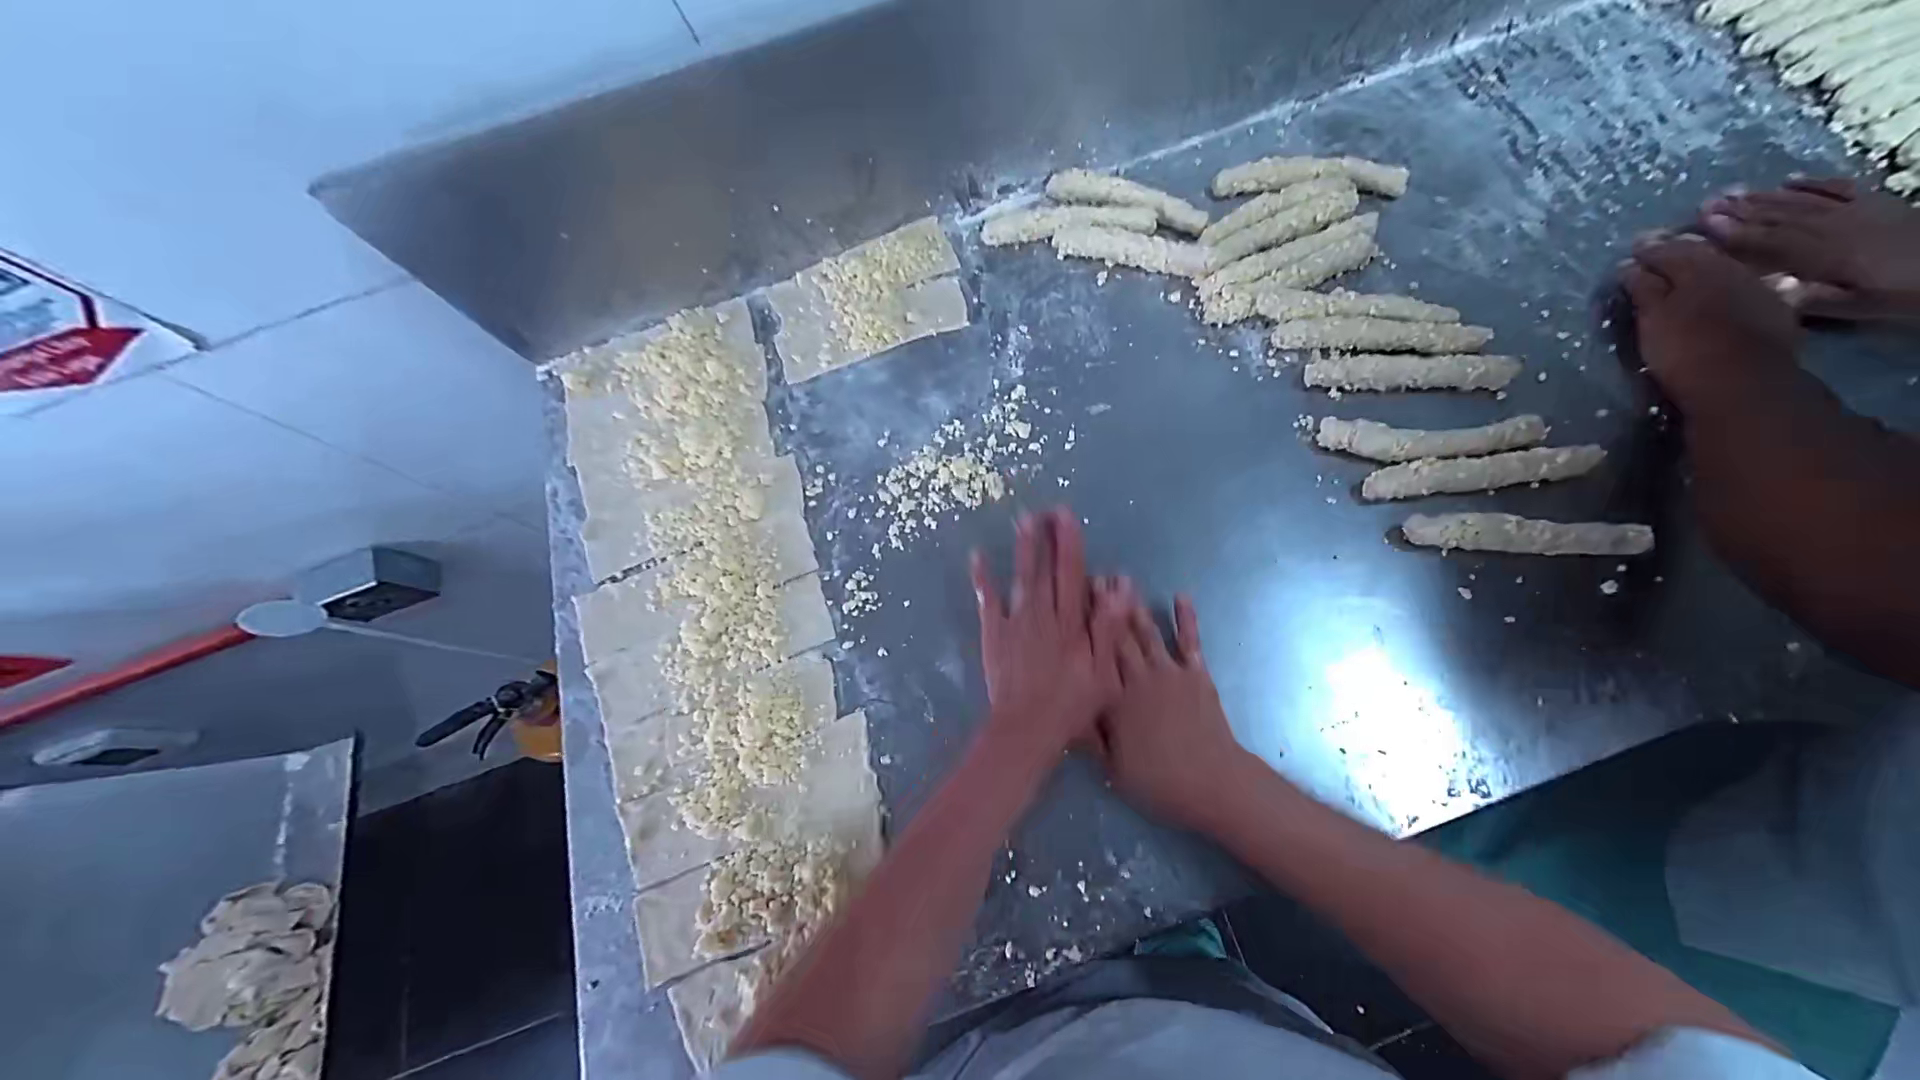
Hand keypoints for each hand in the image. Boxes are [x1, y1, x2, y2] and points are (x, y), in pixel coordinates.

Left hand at [971, 507, 1112, 760]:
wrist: (1027, 727)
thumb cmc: (1071, 704)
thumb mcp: (1103, 671)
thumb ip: (1109, 627)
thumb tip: (1121, 587)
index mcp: (1071, 622)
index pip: (1072, 574)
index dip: (1070, 544)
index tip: (1067, 517)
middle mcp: (1043, 614)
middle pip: (1046, 569)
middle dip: (1047, 537)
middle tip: (1045, 510)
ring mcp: (1016, 622)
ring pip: (1021, 578)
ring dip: (1022, 549)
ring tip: (1023, 521)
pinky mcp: (995, 634)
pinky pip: (988, 601)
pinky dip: (983, 579)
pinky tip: (977, 556)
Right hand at [1089, 580, 1254, 831]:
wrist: (1212, 782)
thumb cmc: (1157, 780)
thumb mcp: (1112, 765)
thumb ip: (1089, 735)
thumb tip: (1065, 712)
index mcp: (1112, 698)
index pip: (1092, 656)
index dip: (1082, 628)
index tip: (1071, 603)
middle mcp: (1136, 677)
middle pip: (1117, 636)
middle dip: (1105, 607)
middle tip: (1095, 579)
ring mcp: (1168, 671)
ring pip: (1146, 632)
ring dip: (1135, 607)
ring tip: (1123, 581)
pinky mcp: (1196, 674)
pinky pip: (1189, 641)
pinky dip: (1185, 619)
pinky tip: (1180, 597)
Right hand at [1621, 233, 1800, 416]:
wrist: (1744, 381)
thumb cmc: (1686, 350)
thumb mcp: (1654, 319)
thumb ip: (1644, 290)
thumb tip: (1631, 266)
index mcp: (1700, 269)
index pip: (1670, 250)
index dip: (1650, 248)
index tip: (1633, 247)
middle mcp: (1733, 270)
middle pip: (1705, 252)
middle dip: (1681, 246)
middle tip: (1659, 245)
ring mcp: (1759, 287)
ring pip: (1729, 263)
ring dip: (1708, 258)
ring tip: (1689, 259)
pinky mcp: (1775, 306)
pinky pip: (1752, 280)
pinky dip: (1733, 277)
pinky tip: (1728, 280)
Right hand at [1700, 177, 1919, 320]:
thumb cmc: (1898, 293)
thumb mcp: (1850, 305)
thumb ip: (1805, 295)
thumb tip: (1761, 284)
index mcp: (1820, 254)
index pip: (1766, 240)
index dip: (1731, 231)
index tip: (1701, 223)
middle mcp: (1832, 227)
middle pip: (1778, 216)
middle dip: (1740, 210)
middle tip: (1708, 202)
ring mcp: (1856, 212)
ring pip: (1801, 201)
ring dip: (1765, 197)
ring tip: (1734, 192)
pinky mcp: (1877, 204)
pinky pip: (1840, 188)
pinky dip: (1813, 183)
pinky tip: (1791, 180)